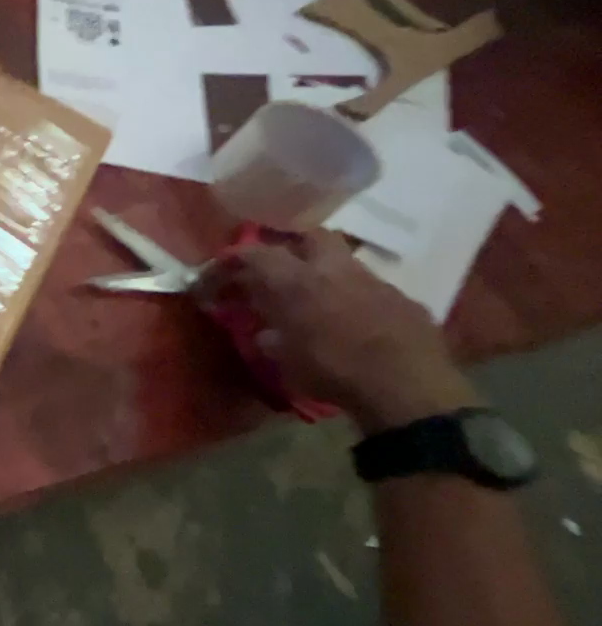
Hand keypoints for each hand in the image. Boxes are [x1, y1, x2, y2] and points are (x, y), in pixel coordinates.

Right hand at [211, 230, 478, 433]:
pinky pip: (370, 288)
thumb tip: (263, 331)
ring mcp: (376, 282)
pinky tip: (350, 320)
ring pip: (343, 261)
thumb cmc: (333, 372)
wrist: (409, 389)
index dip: (231, 261)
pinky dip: (352, 296)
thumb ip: (269, 336)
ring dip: (322, 272)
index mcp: (298, 282)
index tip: (216, 276)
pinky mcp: (405, 300)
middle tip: (272, 268)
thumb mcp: (283, 359)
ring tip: (311, 297)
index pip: (255, 253)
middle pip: (310, 236)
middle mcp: (336, 271)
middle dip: (288, 245)